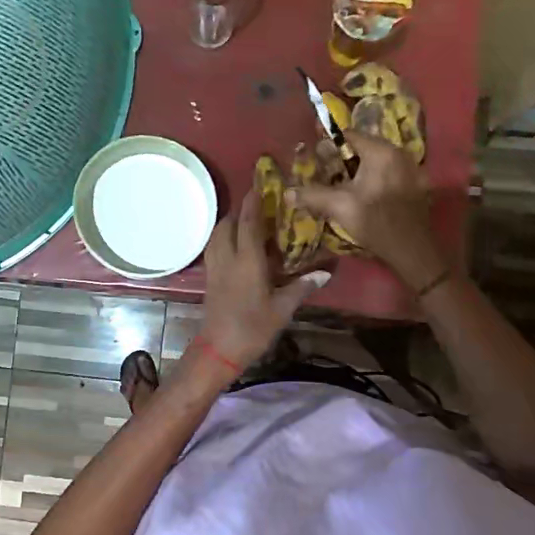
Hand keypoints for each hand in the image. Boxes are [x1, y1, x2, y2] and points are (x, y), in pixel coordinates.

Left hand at [197, 176, 329, 373]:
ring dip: (228, 223)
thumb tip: (325, 271)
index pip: (248, 222)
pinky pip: (214, 249)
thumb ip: (302, 286)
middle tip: (258, 204)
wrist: (219, 349)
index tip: (261, 185)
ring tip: (247, 222)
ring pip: (216, 235)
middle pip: (227, 224)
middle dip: (239, 210)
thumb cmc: (253, 328)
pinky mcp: (209, 279)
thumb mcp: (283, 308)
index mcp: (246, 261)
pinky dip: (223, 239)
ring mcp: (214, 268)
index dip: (253, 202)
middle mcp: (227, 258)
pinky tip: (236, 245)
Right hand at [290, 130, 448, 287]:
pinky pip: (389, 172)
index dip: (329, 144)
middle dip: (342, 158)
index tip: (315, 156)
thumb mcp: (339, 207)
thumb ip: (311, 195)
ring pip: (377, 161)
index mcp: (381, 152)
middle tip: (324, 172)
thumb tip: (287, 193)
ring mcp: (411, 168)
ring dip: (357, 169)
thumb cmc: (375, 221)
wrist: (411, 248)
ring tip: (341, 185)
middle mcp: (399, 153)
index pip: (350, 135)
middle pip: (364, 147)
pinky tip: (363, 195)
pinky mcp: (416, 184)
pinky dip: (373, 178)